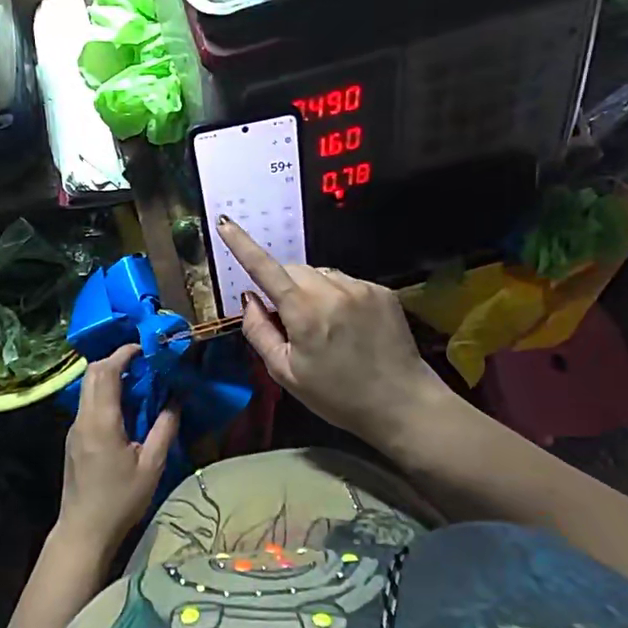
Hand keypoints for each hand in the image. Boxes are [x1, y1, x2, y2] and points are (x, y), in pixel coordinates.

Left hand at [58, 345, 177, 555]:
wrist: (84, 530)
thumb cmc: (120, 500)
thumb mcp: (152, 466)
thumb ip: (165, 428)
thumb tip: (176, 398)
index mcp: (101, 421)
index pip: (106, 372)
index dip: (124, 354)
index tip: (146, 349)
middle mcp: (82, 418)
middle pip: (92, 373)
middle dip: (116, 360)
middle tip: (144, 362)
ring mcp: (74, 428)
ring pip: (88, 388)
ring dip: (110, 376)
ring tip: (139, 381)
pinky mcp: (74, 438)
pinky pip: (89, 404)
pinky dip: (106, 393)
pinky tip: (126, 407)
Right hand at [219, 215, 450, 442]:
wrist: (402, 404)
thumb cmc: (336, 396)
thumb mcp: (285, 372)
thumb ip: (259, 331)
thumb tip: (249, 298)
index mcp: (304, 312)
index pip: (265, 269)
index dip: (242, 245)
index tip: (225, 224)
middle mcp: (332, 290)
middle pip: (292, 270)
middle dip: (282, 286)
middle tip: (287, 322)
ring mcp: (361, 287)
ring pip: (318, 274)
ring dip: (309, 290)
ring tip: (322, 327)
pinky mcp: (381, 290)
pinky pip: (344, 282)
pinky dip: (335, 296)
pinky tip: (346, 325)